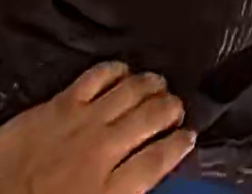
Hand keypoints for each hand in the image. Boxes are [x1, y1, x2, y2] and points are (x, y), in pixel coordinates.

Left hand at [0, 63, 195, 193]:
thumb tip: (135, 186)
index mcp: (110, 193)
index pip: (160, 160)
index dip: (180, 144)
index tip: (190, 135)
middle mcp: (104, 152)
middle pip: (153, 117)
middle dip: (172, 107)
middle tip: (176, 105)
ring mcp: (83, 123)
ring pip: (133, 90)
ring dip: (151, 84)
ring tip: (157, 84)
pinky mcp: (60, 104)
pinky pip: (99, 76)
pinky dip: (116, 69)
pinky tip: (123, 70)